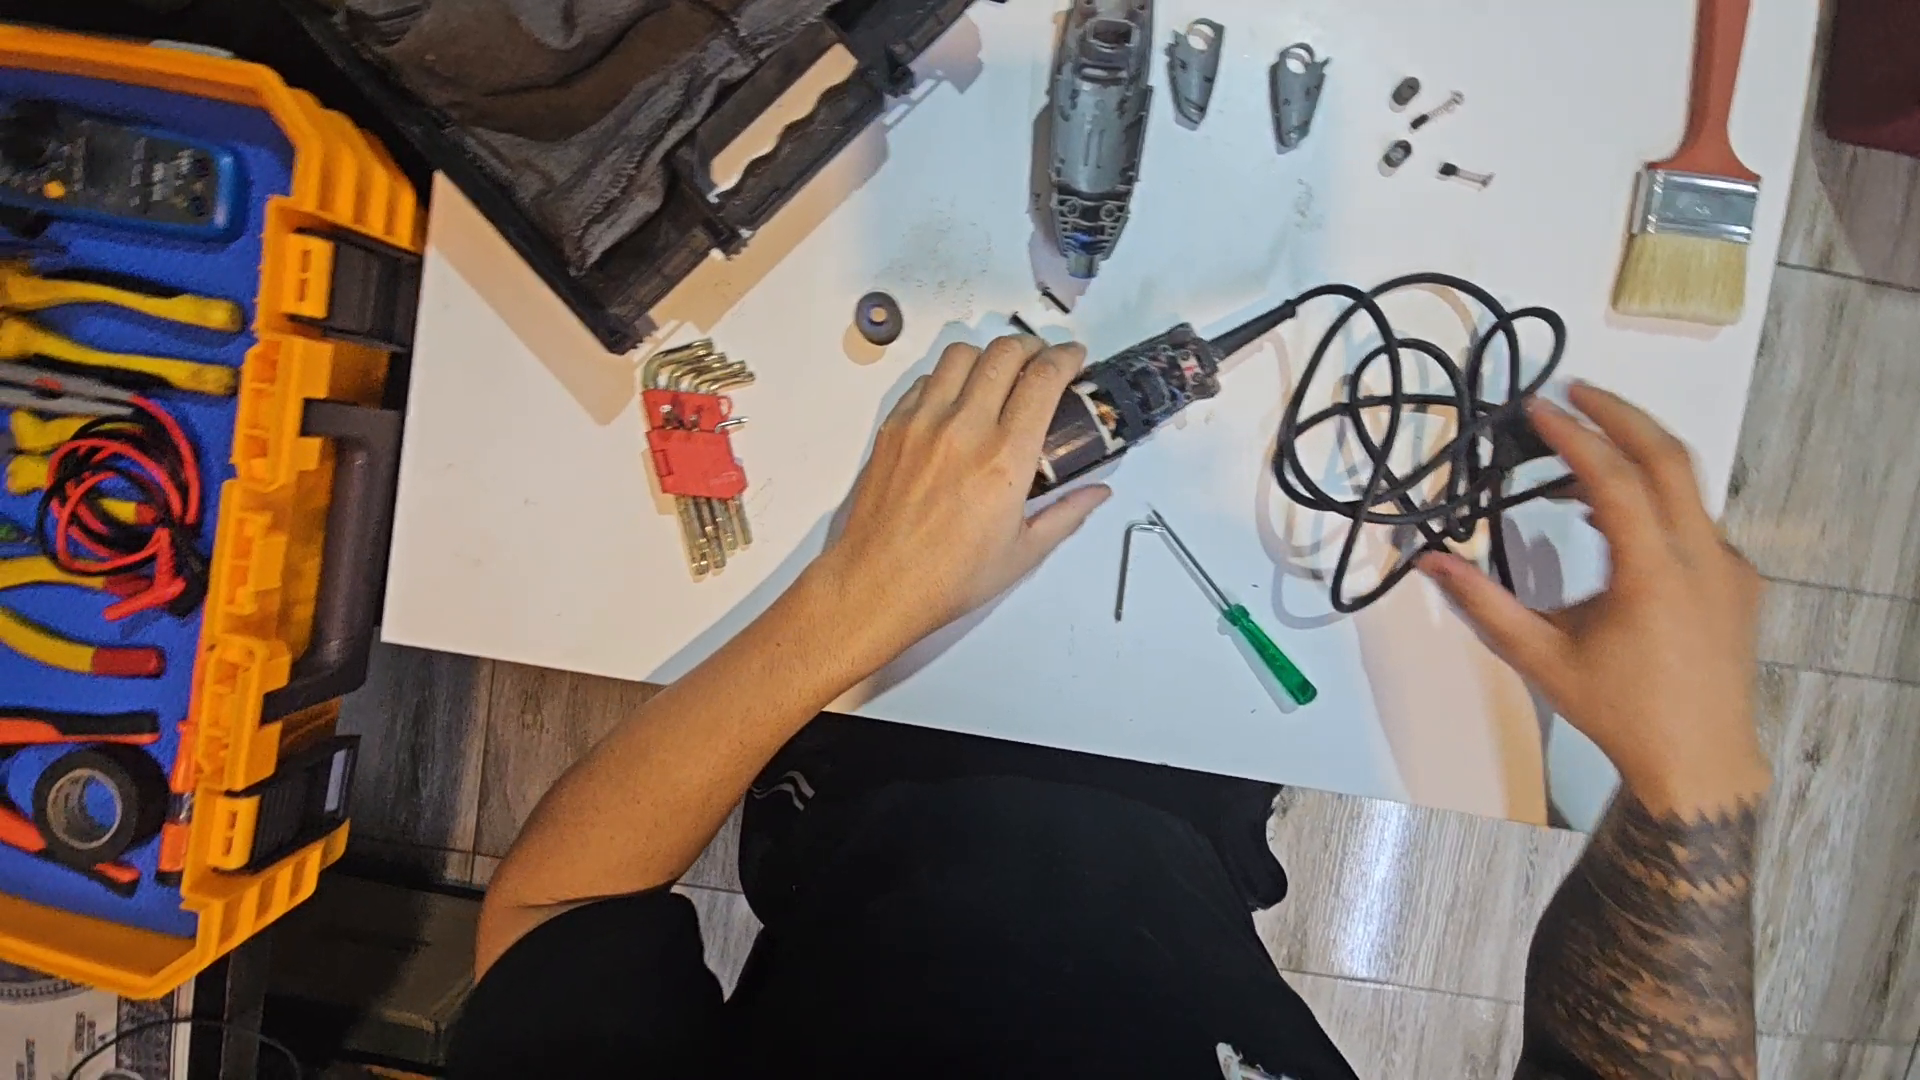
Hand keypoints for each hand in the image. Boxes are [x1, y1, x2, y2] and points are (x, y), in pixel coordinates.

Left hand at [813, 335, 1110, 657]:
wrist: (878, 584)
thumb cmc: (950, 577)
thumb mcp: (1023, 554)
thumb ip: (1066, 514)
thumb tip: (1099, 492)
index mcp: (1005, 459)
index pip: (1043, 379)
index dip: (1066, 358)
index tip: (1074, 358)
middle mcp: (964, 428)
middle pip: (1004, 353)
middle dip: (1032, 347)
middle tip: (1042, 361)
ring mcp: (923, 423)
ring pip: (961, 354)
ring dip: (988, 354)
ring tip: (999, 373)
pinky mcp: (893, 427)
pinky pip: (925, 381)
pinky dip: (949, 377)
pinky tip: (957, 399)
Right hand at [1418, 383, 1768, 815]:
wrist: (1698, 758)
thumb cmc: (1612, 705)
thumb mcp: (1535, 652)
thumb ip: (1479, 600)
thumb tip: (1425, 559)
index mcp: (1655, 572)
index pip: (1615, 480)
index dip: (1574, 436)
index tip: (1537, 407)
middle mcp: (1703, 556)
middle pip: (1670, 460)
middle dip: (1622, 415)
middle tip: (1573, 388)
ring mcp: (1727, 566)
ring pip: (1686, 485)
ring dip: (1634, 451)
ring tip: (1579, 438)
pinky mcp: (1733, 580)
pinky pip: (1690, 517)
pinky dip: (1647, 493)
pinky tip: (1603, 509)